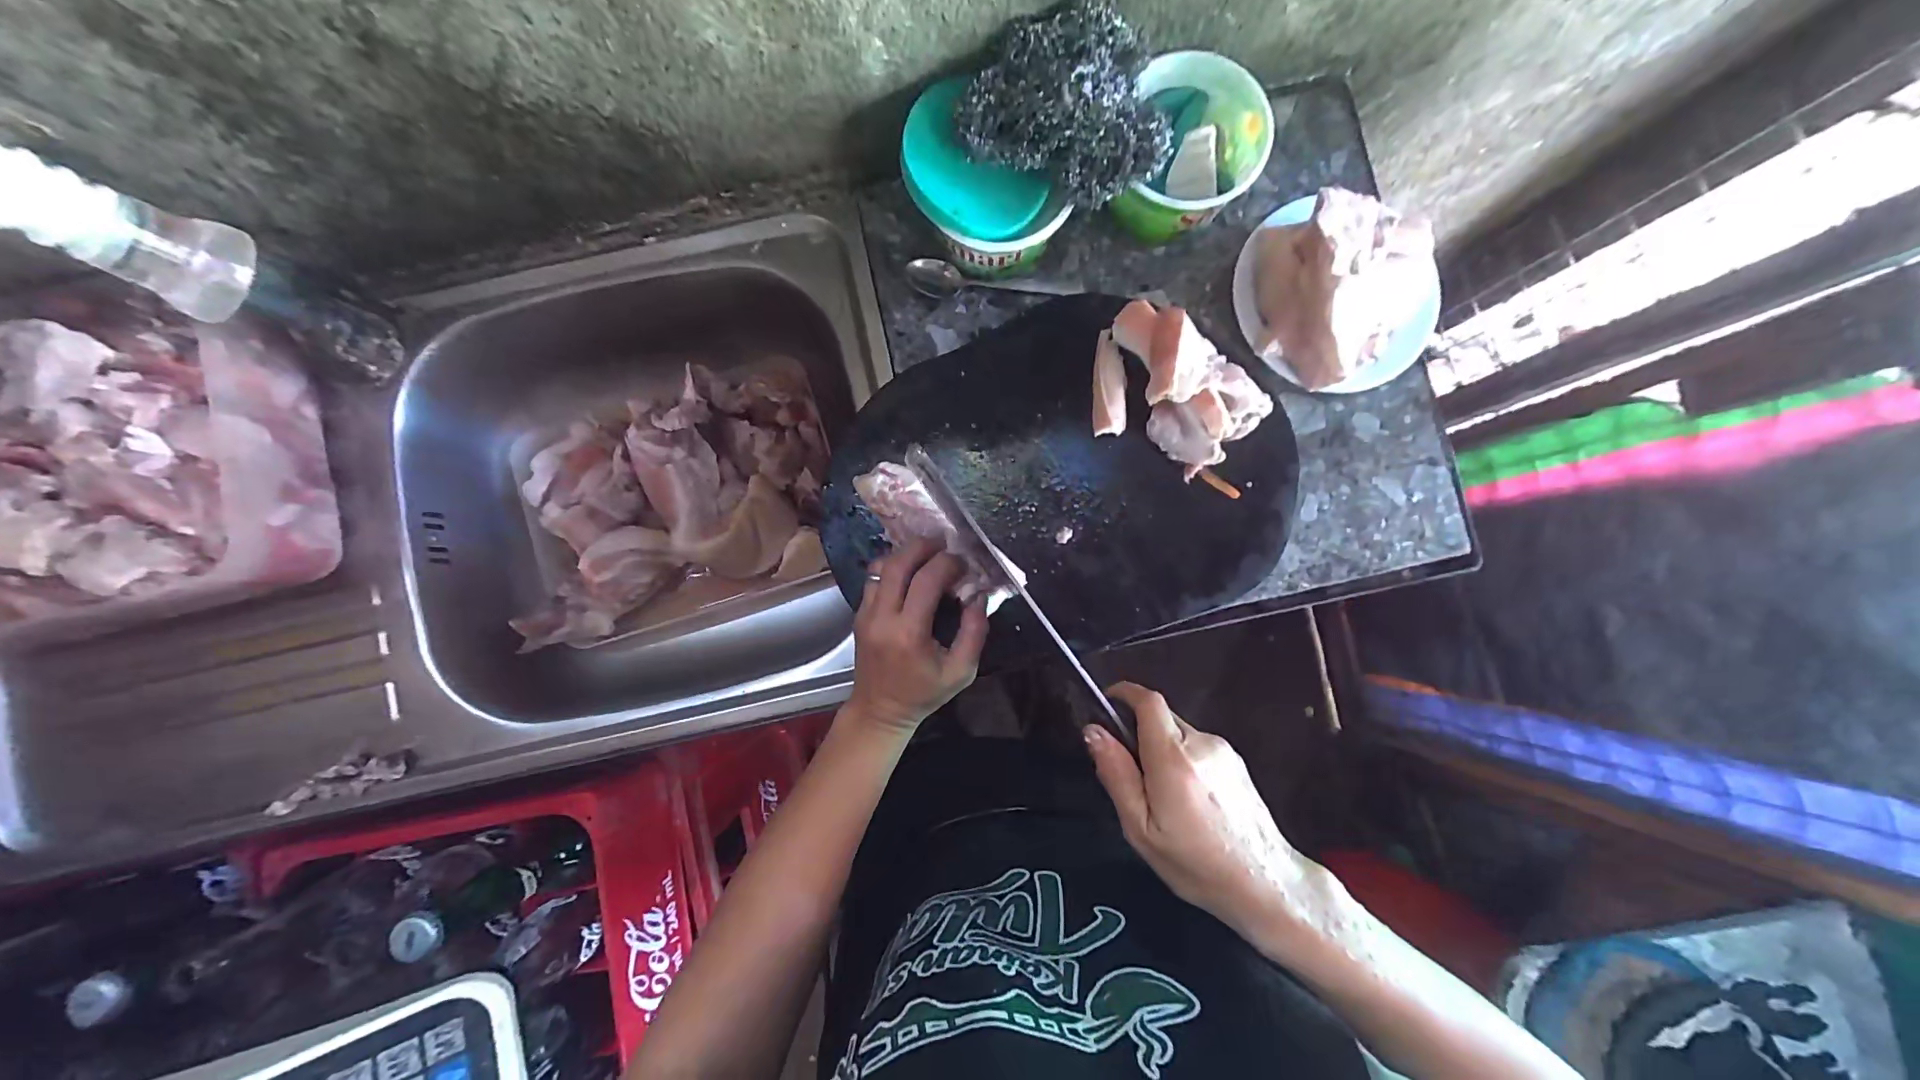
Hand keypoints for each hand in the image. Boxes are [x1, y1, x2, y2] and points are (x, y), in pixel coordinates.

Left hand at [845, 540, 988, 733]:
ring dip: (906, 554)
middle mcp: (882, 618)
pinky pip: (873, 579)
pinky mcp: (859, 614)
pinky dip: (893, 568)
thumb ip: (975, 632)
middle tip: (944, 544)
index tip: (964, 564)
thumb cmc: (923, 694)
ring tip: (928, 554)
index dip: (948, 564)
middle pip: (898, 564)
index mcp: (908, 633)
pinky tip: (911, 571)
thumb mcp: (961, 671)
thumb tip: (979, 595)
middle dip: (923, 547)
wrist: (880, 711)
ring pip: (882, 567)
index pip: (927, 580)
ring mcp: (866, 614)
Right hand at [1084, 683, 1341, 946]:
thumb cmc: (1197, 864)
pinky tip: (1190, 801)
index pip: (1148, 702)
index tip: (1108, 703)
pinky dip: (1184, 761)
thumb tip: (1094, 732)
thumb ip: (1116, 774)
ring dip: (1163, 750)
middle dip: (1140, 734)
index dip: (1125, 694)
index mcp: (1173, 760)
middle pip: (1161, 717)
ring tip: (1164, 798)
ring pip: (1179, 733)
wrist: (1265, 884)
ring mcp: (1223, 751)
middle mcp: (1201, 745)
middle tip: (1133, 776)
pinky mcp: (1237, 762)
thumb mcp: (1141, 829)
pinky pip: (1198, 747)